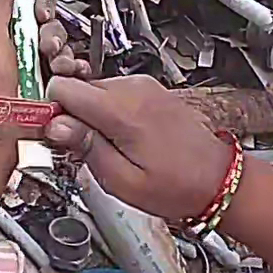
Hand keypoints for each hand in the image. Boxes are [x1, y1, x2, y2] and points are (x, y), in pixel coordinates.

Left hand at [0, 0, 82, 194]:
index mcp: (0, 42)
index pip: (30, 15)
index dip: (40, 13)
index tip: (41, 16)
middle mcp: (17, 61)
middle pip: (51, 36)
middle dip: (54, 39)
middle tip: (44, 49)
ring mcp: (33, 84)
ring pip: (64, 60)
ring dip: (66, 62)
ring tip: (55, 71)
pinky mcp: (48, 105)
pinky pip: (71, 86)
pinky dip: (75, 83)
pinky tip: (69, 84)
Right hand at [43, 75, 231, 221]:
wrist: (218, 178)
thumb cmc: (175, 187)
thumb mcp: (122, 181)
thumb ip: (86, 147)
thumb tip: (54, 124)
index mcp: (123, 110)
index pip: (64, 88)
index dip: (54, 112)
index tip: (58, 136)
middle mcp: (132, 89)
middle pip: (78, 89)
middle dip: (73, 117)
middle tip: (87, 151)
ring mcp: (143, 85)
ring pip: (94, 91)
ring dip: (92, 116)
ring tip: (111, 148)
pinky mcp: (149, 88)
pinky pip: (114, 93)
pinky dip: (109, 112)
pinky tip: (124, 138)